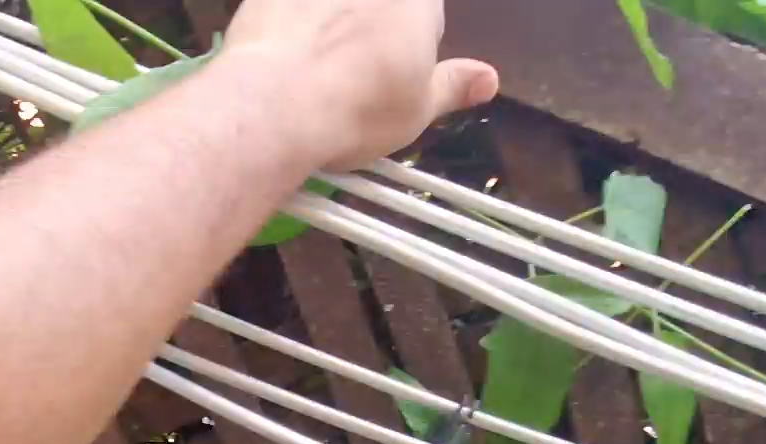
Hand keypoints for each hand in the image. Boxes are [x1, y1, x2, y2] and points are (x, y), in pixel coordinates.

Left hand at [218, 0, 498, 168]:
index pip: (423, 17)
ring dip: (326, 28)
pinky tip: (275, 62)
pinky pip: (285, 10)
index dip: (405, 51)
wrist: (277, 104)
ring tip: (307, 73)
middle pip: (375, 8)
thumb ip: (452, 87)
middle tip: (343, 81)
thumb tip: (490, 79)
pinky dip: (283, 29)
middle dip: (365, 32)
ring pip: (331, 9)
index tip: (381, 85)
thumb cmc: (359, 110)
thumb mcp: (416, 111)